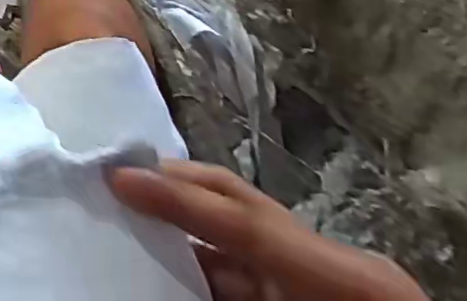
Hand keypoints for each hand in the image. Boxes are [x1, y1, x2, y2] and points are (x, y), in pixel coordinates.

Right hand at [109, 161, 427, 300]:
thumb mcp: (314, 298)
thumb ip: (231, 285)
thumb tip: (169, 270)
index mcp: (348, 277)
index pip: (244, 219)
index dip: (176, 195)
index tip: (118, 177)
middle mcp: (334, 265)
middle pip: (242, 206)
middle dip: (179, 187)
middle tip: (120, 180)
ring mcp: (329, 275)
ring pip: (241, 241)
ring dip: (186, 234)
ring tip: (131, 226)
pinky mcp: (315, 290)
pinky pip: (252, 271)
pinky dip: (210, 269)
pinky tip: (172, 272)